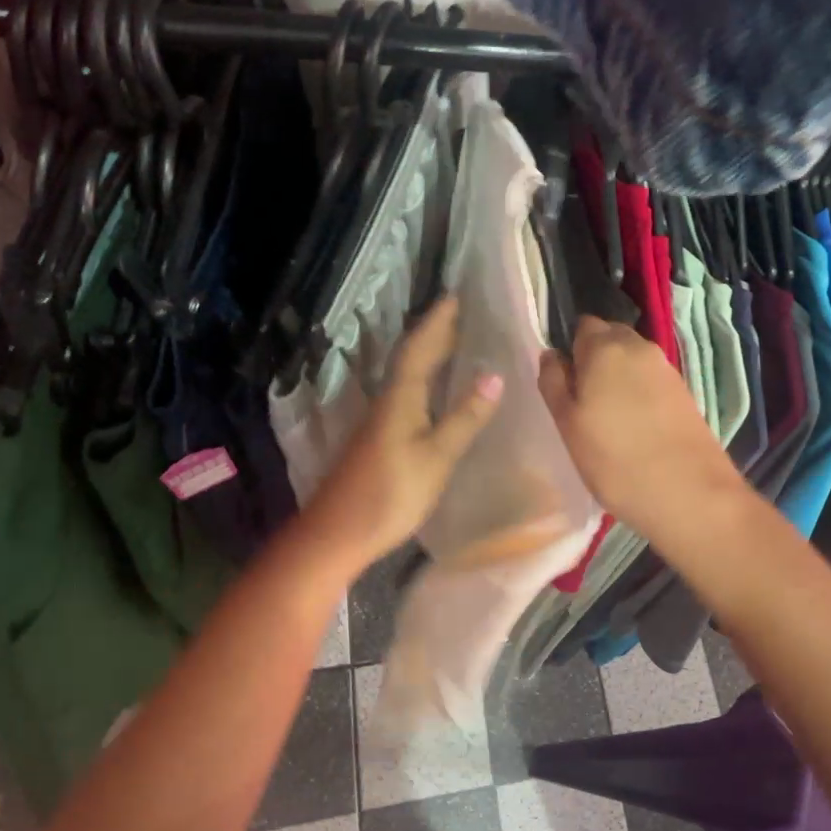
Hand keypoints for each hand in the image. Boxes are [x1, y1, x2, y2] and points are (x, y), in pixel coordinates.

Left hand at [300, 295, 502, 572]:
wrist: (336, 534)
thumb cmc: (390, 494)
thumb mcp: (436, 458)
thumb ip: (464, 418)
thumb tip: (494, 375)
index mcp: (401, 398)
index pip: (420, 348)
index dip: (438, 322)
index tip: (455, 296)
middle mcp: (387, 402)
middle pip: (412, 358)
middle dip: (435, 334)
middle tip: (462, 314)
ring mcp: (380, 422)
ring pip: (408, 377)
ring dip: (430, 356)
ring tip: (456, 344)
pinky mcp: (379, 441)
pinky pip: (407, 396)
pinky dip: (425, 382)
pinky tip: (436, 393)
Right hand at [538, 315, 747, 538]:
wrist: (689, 494)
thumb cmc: (615, 460)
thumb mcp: (568, 425)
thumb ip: (554, 383)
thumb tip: (552, 354)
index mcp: (605, 347)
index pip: (582, 325)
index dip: (571, 348)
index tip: (565, 380)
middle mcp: (639, 347)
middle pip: (610, 337)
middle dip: (595, 358)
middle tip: (583, 399)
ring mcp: (666, 368)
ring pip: (632, 358)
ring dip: (618, 376)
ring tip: (608, 416)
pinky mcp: (684, 391)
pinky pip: (651, 379)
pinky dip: (639, 392)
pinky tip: (635, 424)